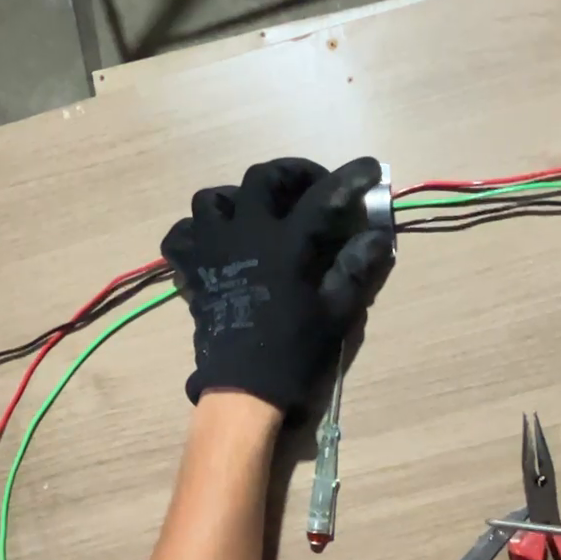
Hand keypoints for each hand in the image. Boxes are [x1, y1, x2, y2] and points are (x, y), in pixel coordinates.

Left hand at [159, 157, 394, 411]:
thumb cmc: (295, 352)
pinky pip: (182, 236)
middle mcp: (244, 234)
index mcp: (285, 243)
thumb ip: (355, 268)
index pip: (323, 196)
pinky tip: (217, 242)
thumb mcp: (336, 312)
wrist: (244, 389)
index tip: (369, 170)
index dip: (349, 178)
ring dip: (238, 198)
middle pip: (262, 179)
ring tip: (258, 213)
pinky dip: (198, 232)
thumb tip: (378, 236)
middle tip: (311, 189)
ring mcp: (212, 250)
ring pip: (213, 200)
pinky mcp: (192, 272)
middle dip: (291, 175)